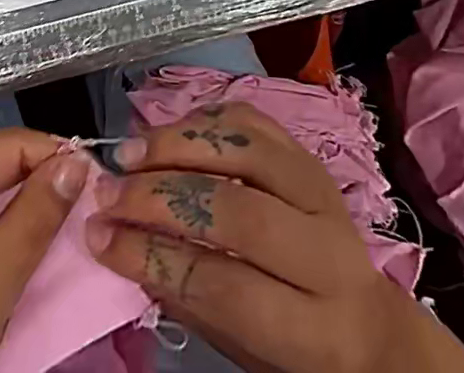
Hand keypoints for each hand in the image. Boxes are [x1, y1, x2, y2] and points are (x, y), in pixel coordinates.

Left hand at [0, 128, 91, 372]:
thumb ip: (33, 219)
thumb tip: (76, 162)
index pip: (14, 144)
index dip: (60, 160)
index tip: (101, 192)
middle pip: (6, 162)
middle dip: (49, 186)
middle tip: (90, 220)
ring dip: (34, 210)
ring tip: (69, 239)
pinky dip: (14, 229)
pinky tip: (34, 252)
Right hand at [84, 102, 463, 372]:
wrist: (364, 319)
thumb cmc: (288, 340)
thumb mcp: (238, 342)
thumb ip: (183, 293)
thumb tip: (115, 240)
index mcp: (312, 323)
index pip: (224, 282)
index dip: (153, 255)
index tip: (99, 237)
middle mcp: (325, 249)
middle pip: (238, 210)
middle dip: (160, 196)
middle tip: (108, 192)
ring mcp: (320, 190)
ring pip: (247, 152)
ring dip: (177, 146)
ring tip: (130, 154)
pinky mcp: (308, 155)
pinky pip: (252, 122)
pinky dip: (204, 120)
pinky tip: (169, 133)